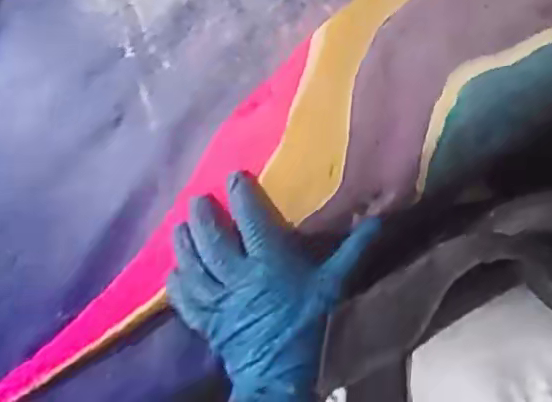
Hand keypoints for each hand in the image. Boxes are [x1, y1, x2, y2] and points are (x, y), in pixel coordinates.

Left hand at [168, 172, 380, 400]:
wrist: (279, 377)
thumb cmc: (307, 322)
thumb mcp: (332, 284)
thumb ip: (352, 249)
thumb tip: (377, 219)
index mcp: (268, 260)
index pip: (250, 219)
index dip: (241, 195)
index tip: (233, 175)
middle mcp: (238, 275)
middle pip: (213, 239)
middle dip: (203, 217)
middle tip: (196, 199)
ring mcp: (219, 300)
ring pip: (194, 266)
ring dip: (185, 245)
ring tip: (178, 227)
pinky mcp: (206, 323)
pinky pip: (186, 300)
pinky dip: (178, 284)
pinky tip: (173, 271)